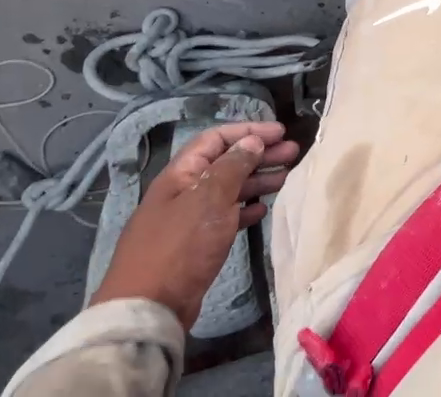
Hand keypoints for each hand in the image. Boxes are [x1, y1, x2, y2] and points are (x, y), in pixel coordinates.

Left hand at [91, 121, 299, 329]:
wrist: (148, 308)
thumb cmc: (180, 245)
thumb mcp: (209, 199)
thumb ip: (233, 166)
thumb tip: (251, 142)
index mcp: (179, 176)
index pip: (214, 139)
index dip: (248, 131)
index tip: (281, 132)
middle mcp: (182, 193)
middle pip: (224, 163)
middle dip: (259, 154)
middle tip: (293, 152)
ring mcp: (188, 219)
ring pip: (228, 189)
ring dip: (257, 180)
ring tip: (287, 177)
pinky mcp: (195, 243)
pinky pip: (225, 216)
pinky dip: (246, 209)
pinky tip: (263, 211)